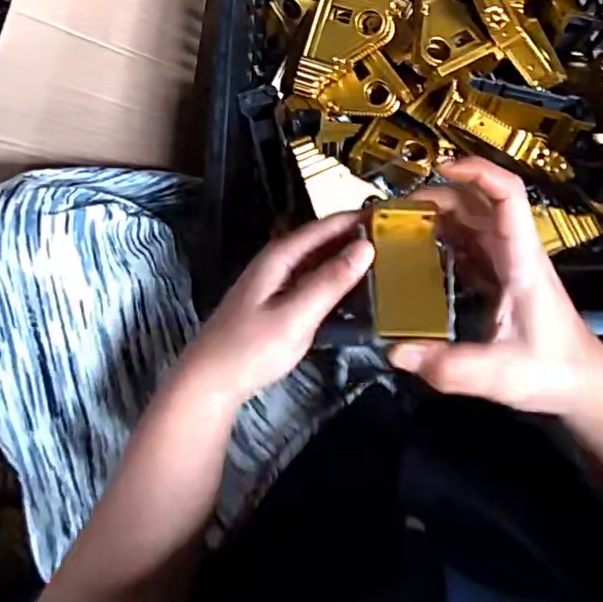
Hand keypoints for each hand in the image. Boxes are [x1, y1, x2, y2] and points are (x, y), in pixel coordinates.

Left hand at [176, 212, 374, 406]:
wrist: (208, 383)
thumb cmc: (250, 349)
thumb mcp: (296, 316)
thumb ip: (331, 281)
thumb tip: (366, 247)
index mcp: (280, 255)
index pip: (326, 226)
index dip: (357, 219)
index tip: (390, 217)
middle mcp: (278, 260)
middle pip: (322, 240)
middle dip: (355, 238)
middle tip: (395, 241)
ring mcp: (276, 281)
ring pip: (318, 260)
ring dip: (346, 259)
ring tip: (383, 262)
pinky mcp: (277, 301)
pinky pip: (313, 279)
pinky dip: (335, 279)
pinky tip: (354, 290)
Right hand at [386, 158, 602, 417]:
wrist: (583, 385)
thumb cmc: (554, 370)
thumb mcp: (499, 373)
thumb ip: (448, 366)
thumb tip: (398, 352)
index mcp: (521, 257)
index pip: (507, 193)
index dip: (477, 171)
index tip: (442, 167)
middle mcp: (514, 250)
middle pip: (478, 201)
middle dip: (439, 194)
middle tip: (400, 209)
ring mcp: (507, 260)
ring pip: (471, 219)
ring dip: (439, 215)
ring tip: (402, 226)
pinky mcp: (500, 275)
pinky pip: (469, 243)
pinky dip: (444, 239)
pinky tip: (420, 253)